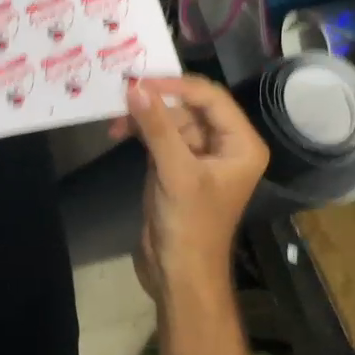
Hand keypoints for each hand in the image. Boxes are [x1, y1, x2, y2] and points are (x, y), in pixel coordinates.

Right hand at [111, 77, 268, 302]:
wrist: (179, 274)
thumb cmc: (190, 225)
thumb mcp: (175, 173)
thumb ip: (156, 128)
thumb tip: (134, 88)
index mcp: (241, 144)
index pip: (211, 98)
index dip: (176, 85)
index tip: (139, 81)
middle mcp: (224, 145)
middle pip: (189, 106)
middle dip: (156, 100)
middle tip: (121, 94)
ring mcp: (198, 157)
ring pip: (170, 120)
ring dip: (143, 117)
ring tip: (114, 119)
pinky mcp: (174, 168)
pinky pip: (158, 137)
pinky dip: (139, 131)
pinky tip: (117, 132)